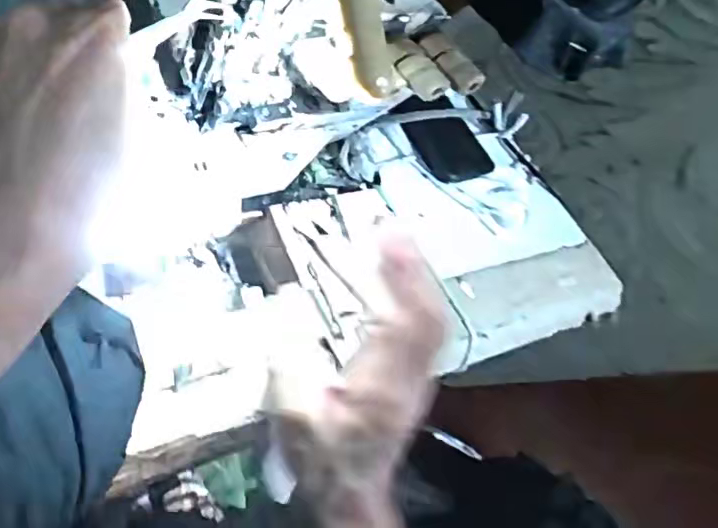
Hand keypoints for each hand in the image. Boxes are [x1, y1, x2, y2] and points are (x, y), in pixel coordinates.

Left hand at [0, 0, 128, 332]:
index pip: (107, 14)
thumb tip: (96, 73)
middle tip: (51, 101)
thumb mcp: (127, 143)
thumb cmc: (74, 210)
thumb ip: (113, 86)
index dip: (105, 47)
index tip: (98, 78)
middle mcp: (28, 23)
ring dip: (9, 62)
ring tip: (4, 119)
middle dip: (56, 48)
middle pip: (51, 17)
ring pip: (2, 38)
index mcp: (89, 37)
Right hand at [269, 233, 447, 527]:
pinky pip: (422, 328)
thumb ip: (287, 359)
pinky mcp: (409, 377)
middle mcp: (407, 378)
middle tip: (394, 228)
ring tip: (398, 242)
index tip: (388, 238)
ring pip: (430, 321)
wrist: (350, 489)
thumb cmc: (320, 452)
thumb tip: (286, 307)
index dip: (400, 277)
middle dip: (413, 268)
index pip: (403, 321)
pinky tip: (399, 277)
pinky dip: (412, 294)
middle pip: (427, 316)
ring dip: (416, 278)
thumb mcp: (290, 410)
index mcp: (379, 383)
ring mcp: (414, 379)